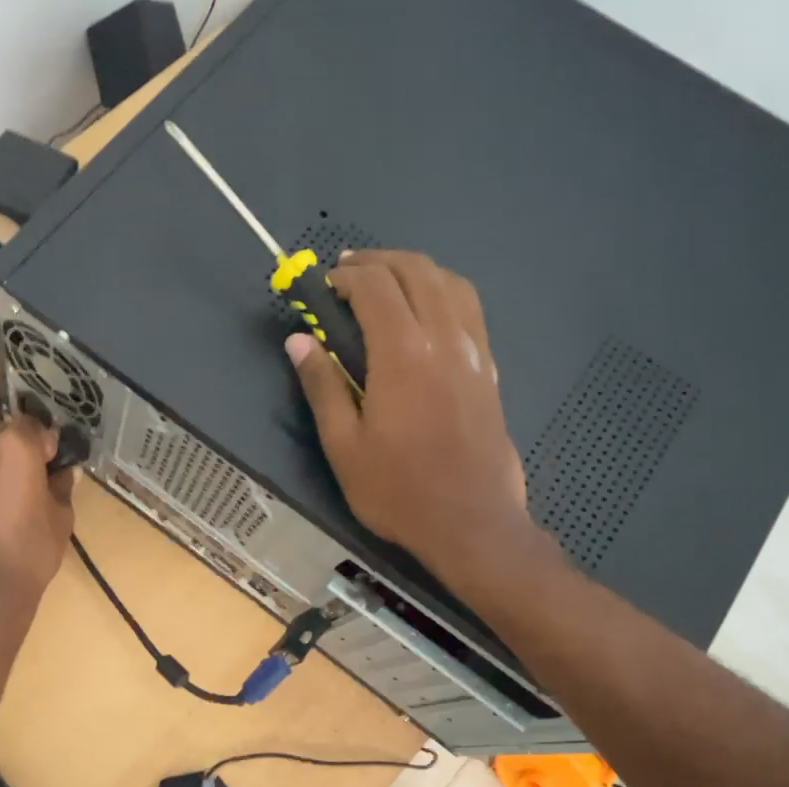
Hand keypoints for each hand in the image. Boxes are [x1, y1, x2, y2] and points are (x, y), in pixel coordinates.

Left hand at [0, 414, 75, 610]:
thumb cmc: (32, 548)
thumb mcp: (61, 516)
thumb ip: (62, 485)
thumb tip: (65, 472)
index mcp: (16, 445)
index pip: (36, 425)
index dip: (48, 443)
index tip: (56, 465)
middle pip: (7, 435)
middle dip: (22, 450)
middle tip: (36, 479)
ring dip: (0, 466)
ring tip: (13, 497)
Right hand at [287, 250, 543, 583]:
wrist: (471, 522)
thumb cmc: (397, 490)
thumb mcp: (343, 445)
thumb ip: (322, 387)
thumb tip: (299, 341)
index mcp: (403, 354)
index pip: (375, 288)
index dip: (346, 277)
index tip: (322, 284)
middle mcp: (444, 339)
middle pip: (416, 272)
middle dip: (378, 262)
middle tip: (346, 271)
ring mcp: (473, 351)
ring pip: (449, 282)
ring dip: (414, 269)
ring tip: (385, 279)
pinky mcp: (488, 368)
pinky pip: (469, 307)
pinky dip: (442, 290)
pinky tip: (425, 308)